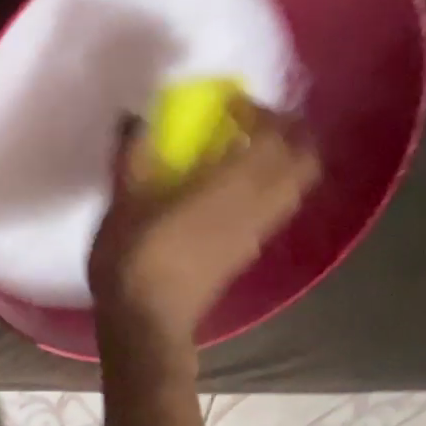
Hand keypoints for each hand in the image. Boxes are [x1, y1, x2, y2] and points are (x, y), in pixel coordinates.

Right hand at [88, 102, 320, 350]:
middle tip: (252, 125)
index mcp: (233, 184)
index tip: (228, 105)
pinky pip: (276, 207)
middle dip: (287, 133)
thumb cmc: (134, 259)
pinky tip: (231, 194)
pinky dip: (266, 189)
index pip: (273, 134)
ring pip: (295, 185)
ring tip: (244, 157)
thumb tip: (136, 120)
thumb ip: (133, 159)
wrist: (146, 320)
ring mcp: (257, 230)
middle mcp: (259, 202)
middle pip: (303, 158)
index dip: (259, 112)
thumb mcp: (123, 206)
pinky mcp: (246, 251)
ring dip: (281, 162)